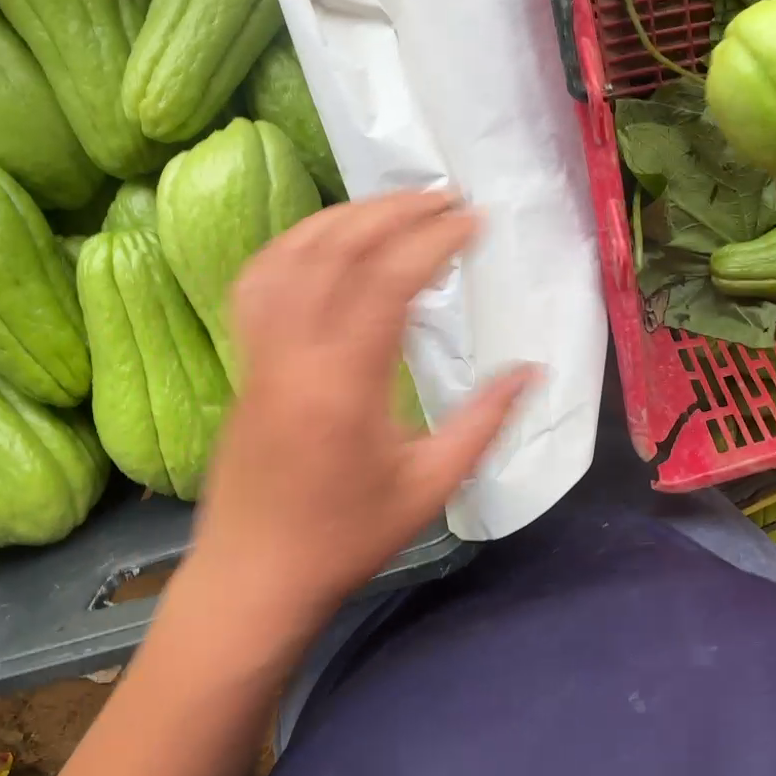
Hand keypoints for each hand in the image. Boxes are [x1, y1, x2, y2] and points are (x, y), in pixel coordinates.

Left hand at [191, 191, 535, 607]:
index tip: (474, 221)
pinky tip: (329, 240)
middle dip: (394, 212)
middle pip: (337, 251)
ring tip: (395, 205)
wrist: (254, 576)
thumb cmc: (348, 538)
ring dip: (345, 218)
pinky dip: (297, 245)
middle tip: (444, 198)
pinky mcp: (243, 362)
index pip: (387, 282)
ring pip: (291, 255)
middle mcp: (293, 354)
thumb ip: (484, 422)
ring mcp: (258, 353)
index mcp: (344, 385)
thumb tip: (532, 371)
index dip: (433, 241)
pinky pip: (260, 281)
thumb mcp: (431, 487)